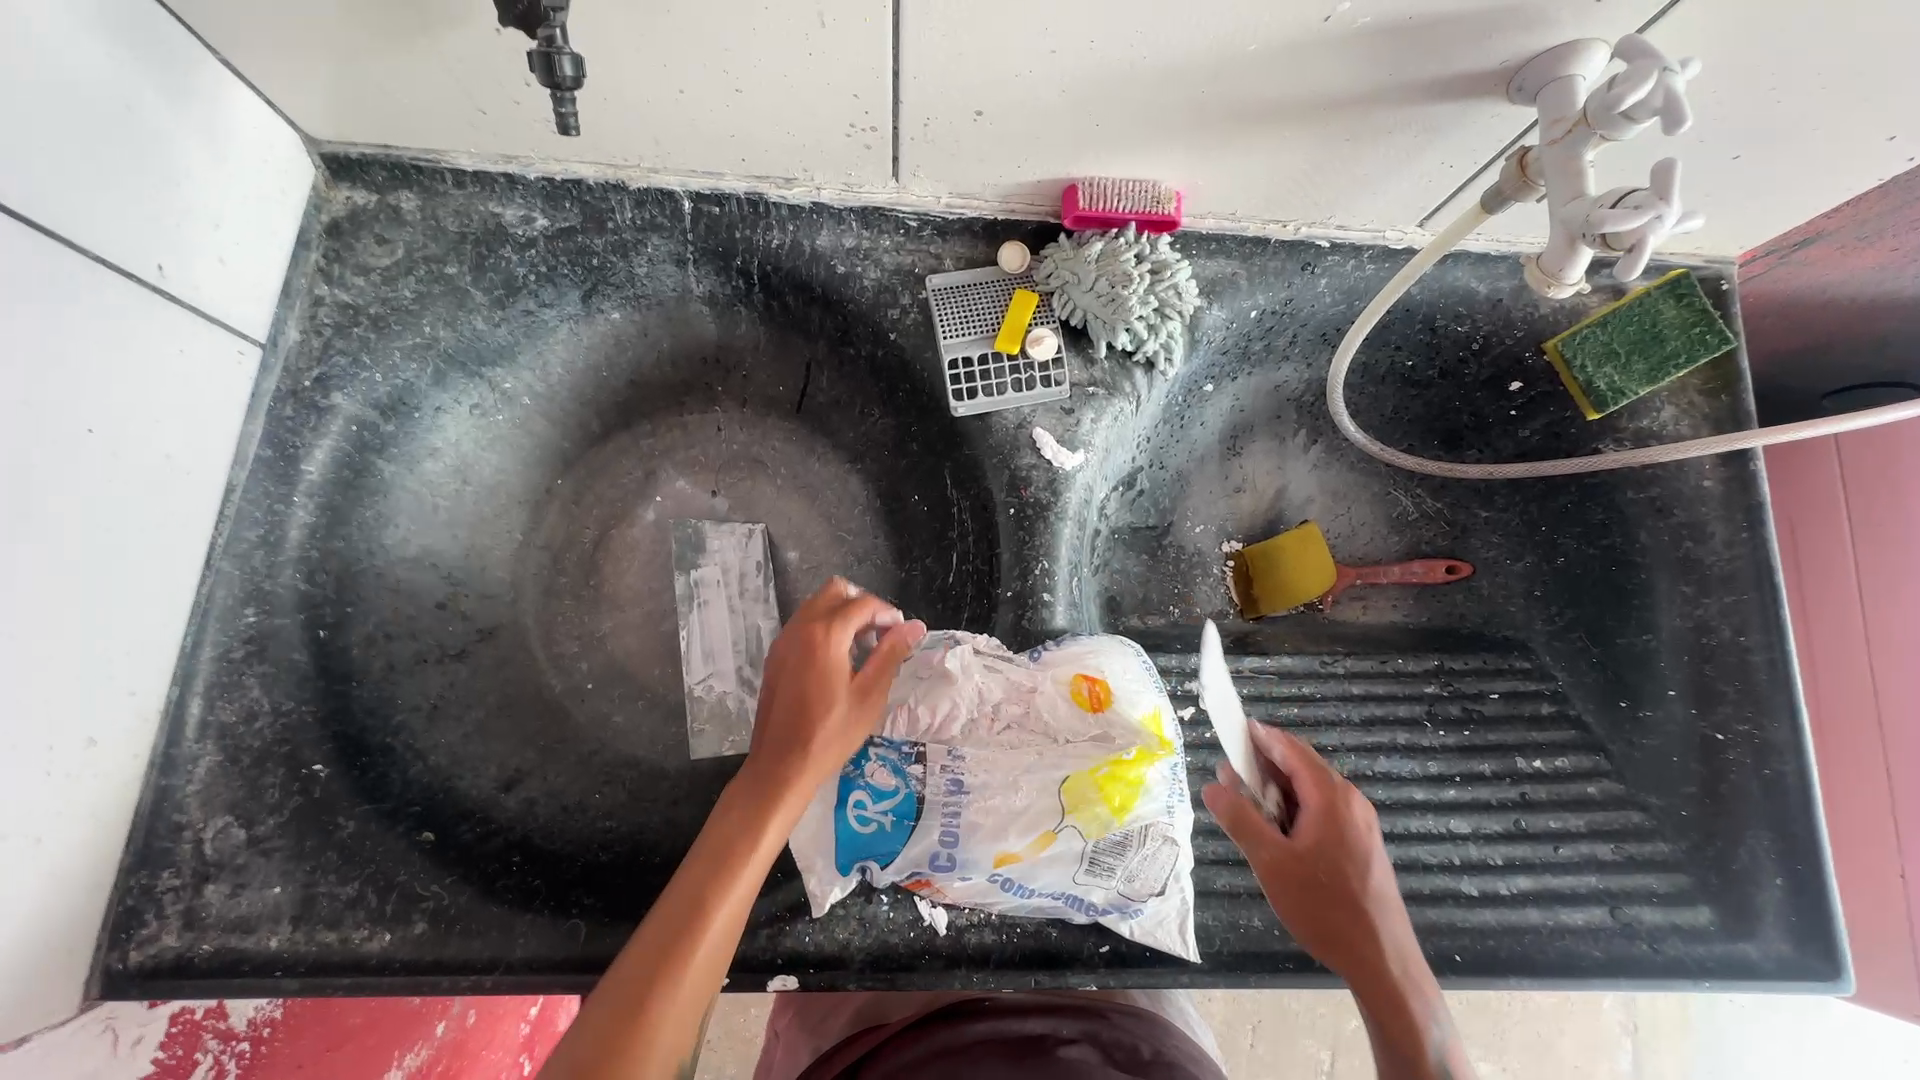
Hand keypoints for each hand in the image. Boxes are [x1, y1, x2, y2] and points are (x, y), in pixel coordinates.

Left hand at [745, 577, 925, 793]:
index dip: (887, 613)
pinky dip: (824, 628)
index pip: (863, 603)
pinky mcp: (776, 656)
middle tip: (880, 635)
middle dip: (863, 605)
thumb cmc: (830, 734)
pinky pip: (803, 625)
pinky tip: (837, 661)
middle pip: (836, 591)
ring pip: (816, 605)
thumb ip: (891, 654)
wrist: (780, 765)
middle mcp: (800, 628)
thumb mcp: (869, 695)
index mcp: (825, 635)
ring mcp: (783, 641)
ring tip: (861, 649)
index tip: (900, 633)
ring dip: (843, 615)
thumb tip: (914, 626)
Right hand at [1202, 724, 1419, 985]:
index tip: (1229, 731)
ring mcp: (1359, 823)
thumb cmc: (1323, 907)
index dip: (1259, 737)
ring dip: (1276, 793)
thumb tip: (1213, 785)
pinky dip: (1294, 812)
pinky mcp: (1361, 844)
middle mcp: (1350, 801)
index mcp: (1331, 796)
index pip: (1290, 748)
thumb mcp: (1270, 862)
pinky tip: (1275, 835)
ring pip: (1310, 792)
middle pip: (1301, 767)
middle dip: (1263, 768)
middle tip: (1227, 779)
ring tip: (1245, 809)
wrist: (1382, 960)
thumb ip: (1239, 819)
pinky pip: (1322, 812)